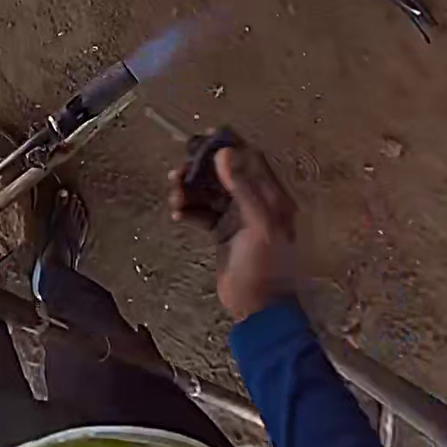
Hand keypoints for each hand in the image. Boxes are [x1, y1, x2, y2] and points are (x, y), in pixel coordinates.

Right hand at [168, 147, 297, 322]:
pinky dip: (188, 210)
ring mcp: (237, 217)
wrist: (258, 310)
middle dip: (200, 170)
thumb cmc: (265, 266)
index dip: (229, 146)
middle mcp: (255, 203)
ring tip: (174, 196)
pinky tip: (178, 215)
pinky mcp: (221, 231)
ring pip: (208, 192)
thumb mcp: (259, 225)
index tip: (205, 136)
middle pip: (223, 174)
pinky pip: (200, 211)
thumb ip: (243, 188)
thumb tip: (223, 153)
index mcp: (273, 198)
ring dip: (189, 190)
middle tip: (178, 170)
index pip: (251, 160)